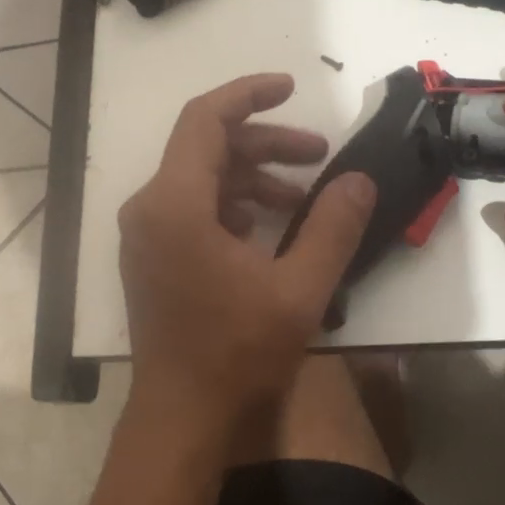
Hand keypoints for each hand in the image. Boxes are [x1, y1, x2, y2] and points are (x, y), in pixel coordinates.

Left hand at [120, 74, 375, 417]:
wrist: (182, 416)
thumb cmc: (237, 353)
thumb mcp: (299, 289)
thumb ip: (332, 228)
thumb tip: (359, 180)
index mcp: (175, 204)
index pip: (205, 120)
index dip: (249, 94)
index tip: (291, 88)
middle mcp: (149, 211)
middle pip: (206, 149)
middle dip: (264, 144)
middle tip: (318, 155)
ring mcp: (145, 238)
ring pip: (199, 182)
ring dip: (251, 179)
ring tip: (301, 199)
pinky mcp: (150, 261)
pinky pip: (190, 211)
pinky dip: (229, 207)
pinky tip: (264, 230)